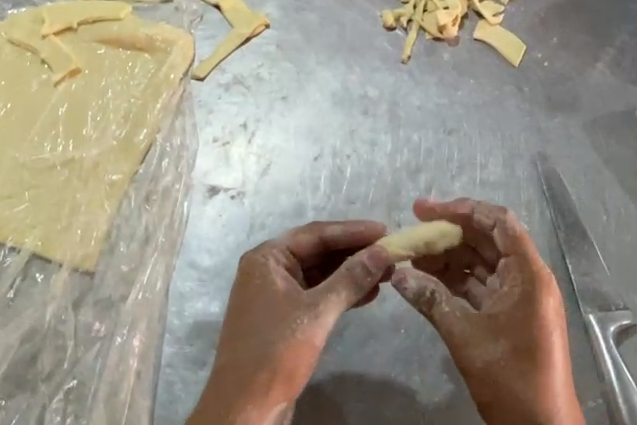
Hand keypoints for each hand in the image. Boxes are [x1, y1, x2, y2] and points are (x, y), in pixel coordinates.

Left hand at [186, 220, 393, 424]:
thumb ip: (350, 278)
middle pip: (319, 252)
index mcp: (267, 258)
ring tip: (387, 273)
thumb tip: (382, 251)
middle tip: (390, 252)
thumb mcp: (317, 312)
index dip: (352, 231)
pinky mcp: (286, 319)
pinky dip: (342, 294)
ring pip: (321, 275)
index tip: (385, 230)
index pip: (316, 234)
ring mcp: (276, 295)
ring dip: (352, 274)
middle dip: (355, 253)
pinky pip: (318, 296)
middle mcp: (270, 270)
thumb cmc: (275, 353)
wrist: (245, 411)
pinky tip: (369, 294)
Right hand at [391, 198, 584, 424]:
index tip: (426, 210)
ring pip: (482, 262)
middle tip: (413, 226)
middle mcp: (528, 277)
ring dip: (450, 257)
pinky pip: (482, 285)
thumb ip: (432, 299)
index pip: (497, 221)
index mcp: (528, 272)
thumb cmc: (511, 378)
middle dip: (450, 231)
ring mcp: (521, 297)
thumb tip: (398, 274)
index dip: (462, 210)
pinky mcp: (512, 316)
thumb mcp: (466, 337)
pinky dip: (457, 280)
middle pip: (487, 239)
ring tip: (413, 254)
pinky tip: (427, 278)